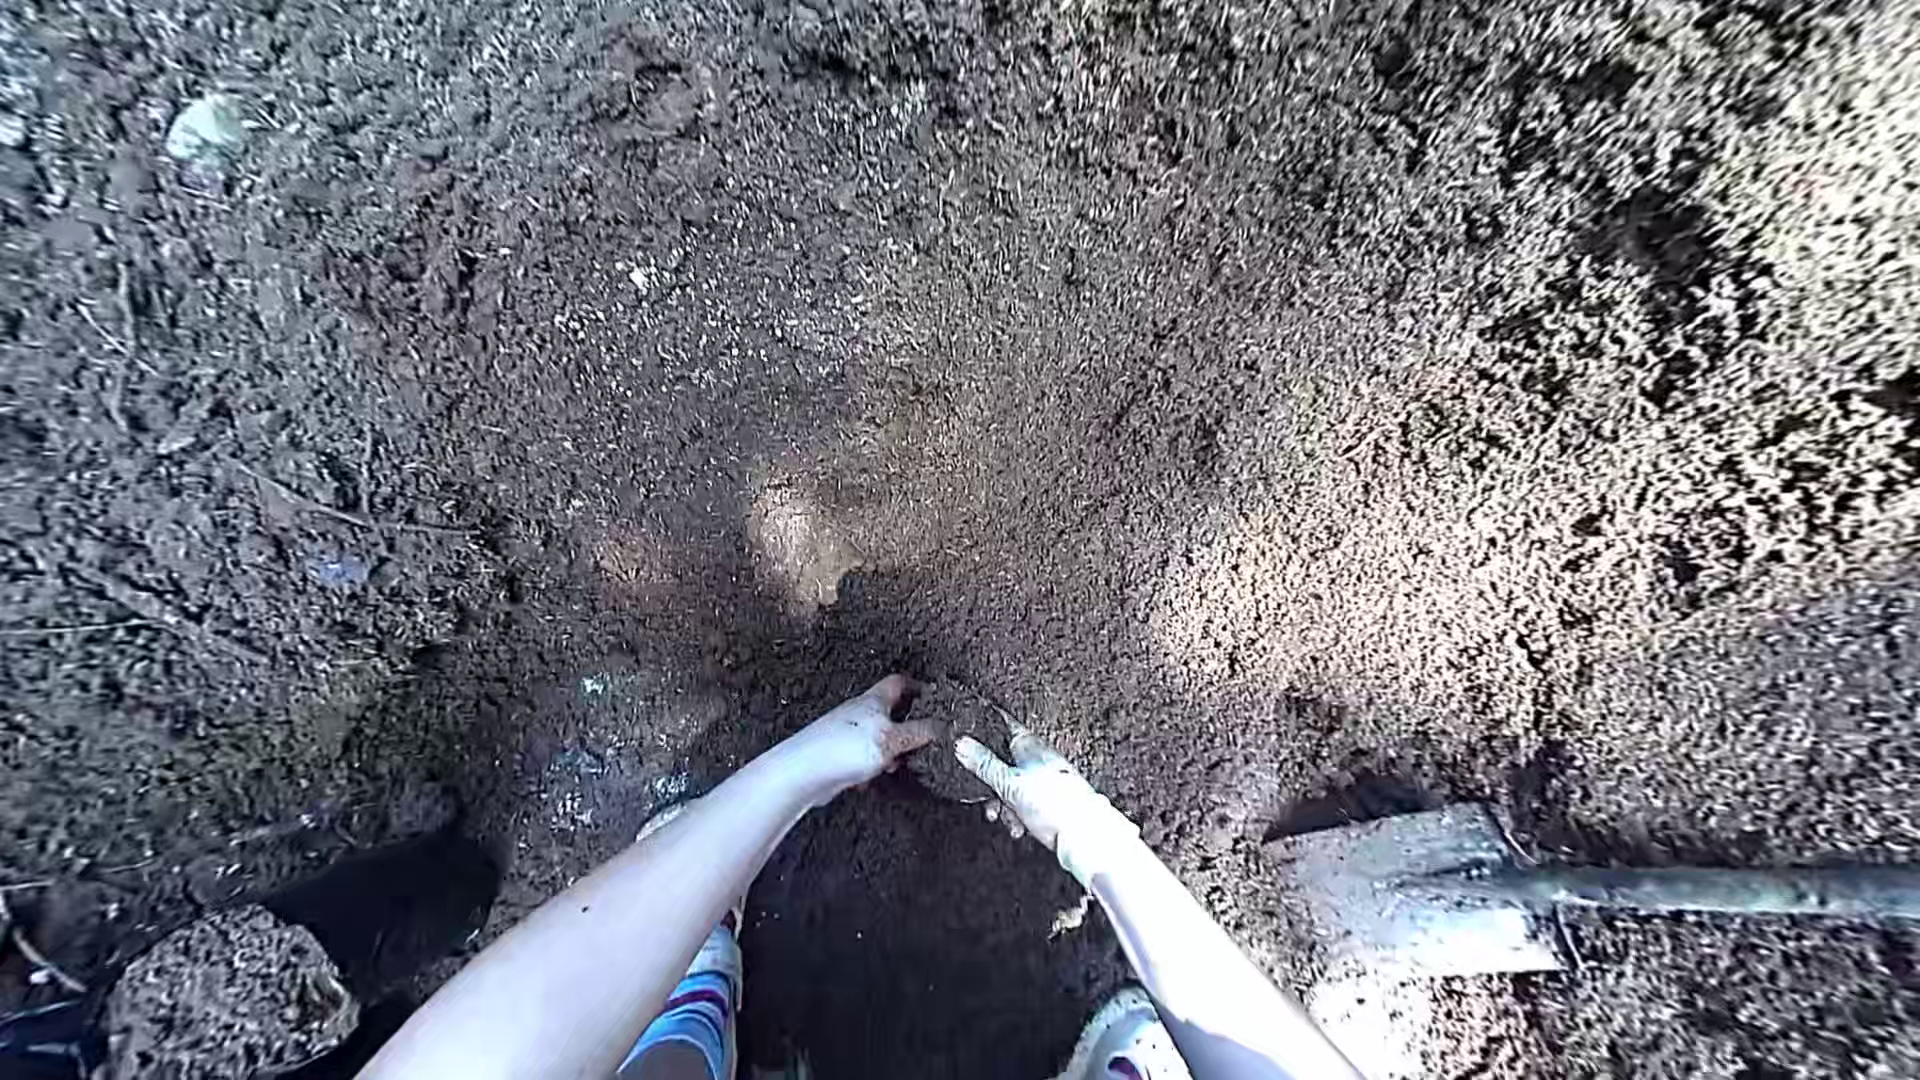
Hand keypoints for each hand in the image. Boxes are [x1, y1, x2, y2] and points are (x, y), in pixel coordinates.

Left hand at [778, 675, 936, 801]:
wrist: (803, 773)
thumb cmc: (843, 748)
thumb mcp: (892, 738)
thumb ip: (920, 732)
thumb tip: (945, 725)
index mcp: (873, 700)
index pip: (899, 682)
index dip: (917, 686)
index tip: (934, 696)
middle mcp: (859, 712)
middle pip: (890, 710)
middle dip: (907, 723)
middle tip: (924, 735)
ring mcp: (847, 733)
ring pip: (877, 735)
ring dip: (890, 749)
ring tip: (900, 762)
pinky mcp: (838, 754)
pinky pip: (863, 756)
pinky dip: (873, 765)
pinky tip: (874, 778)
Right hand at [956, 722, 1140, 885]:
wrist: (1087, 838)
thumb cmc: (1054, 805)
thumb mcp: (1010, 783)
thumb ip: (985, 764)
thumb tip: (961, 743)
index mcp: (1030, 745)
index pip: (1002, 725)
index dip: (983, 729)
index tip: (967, 737)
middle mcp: (1038, 758)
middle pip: (1004, 760)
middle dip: (991, 782)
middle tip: (988, 800)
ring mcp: (1046, 778)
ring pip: (1013, 784)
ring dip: (1004, 802)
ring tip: (1005, 818)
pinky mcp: (1051, 800)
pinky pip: (1026, 801)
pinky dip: (1018, 813)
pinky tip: (1019, 827)